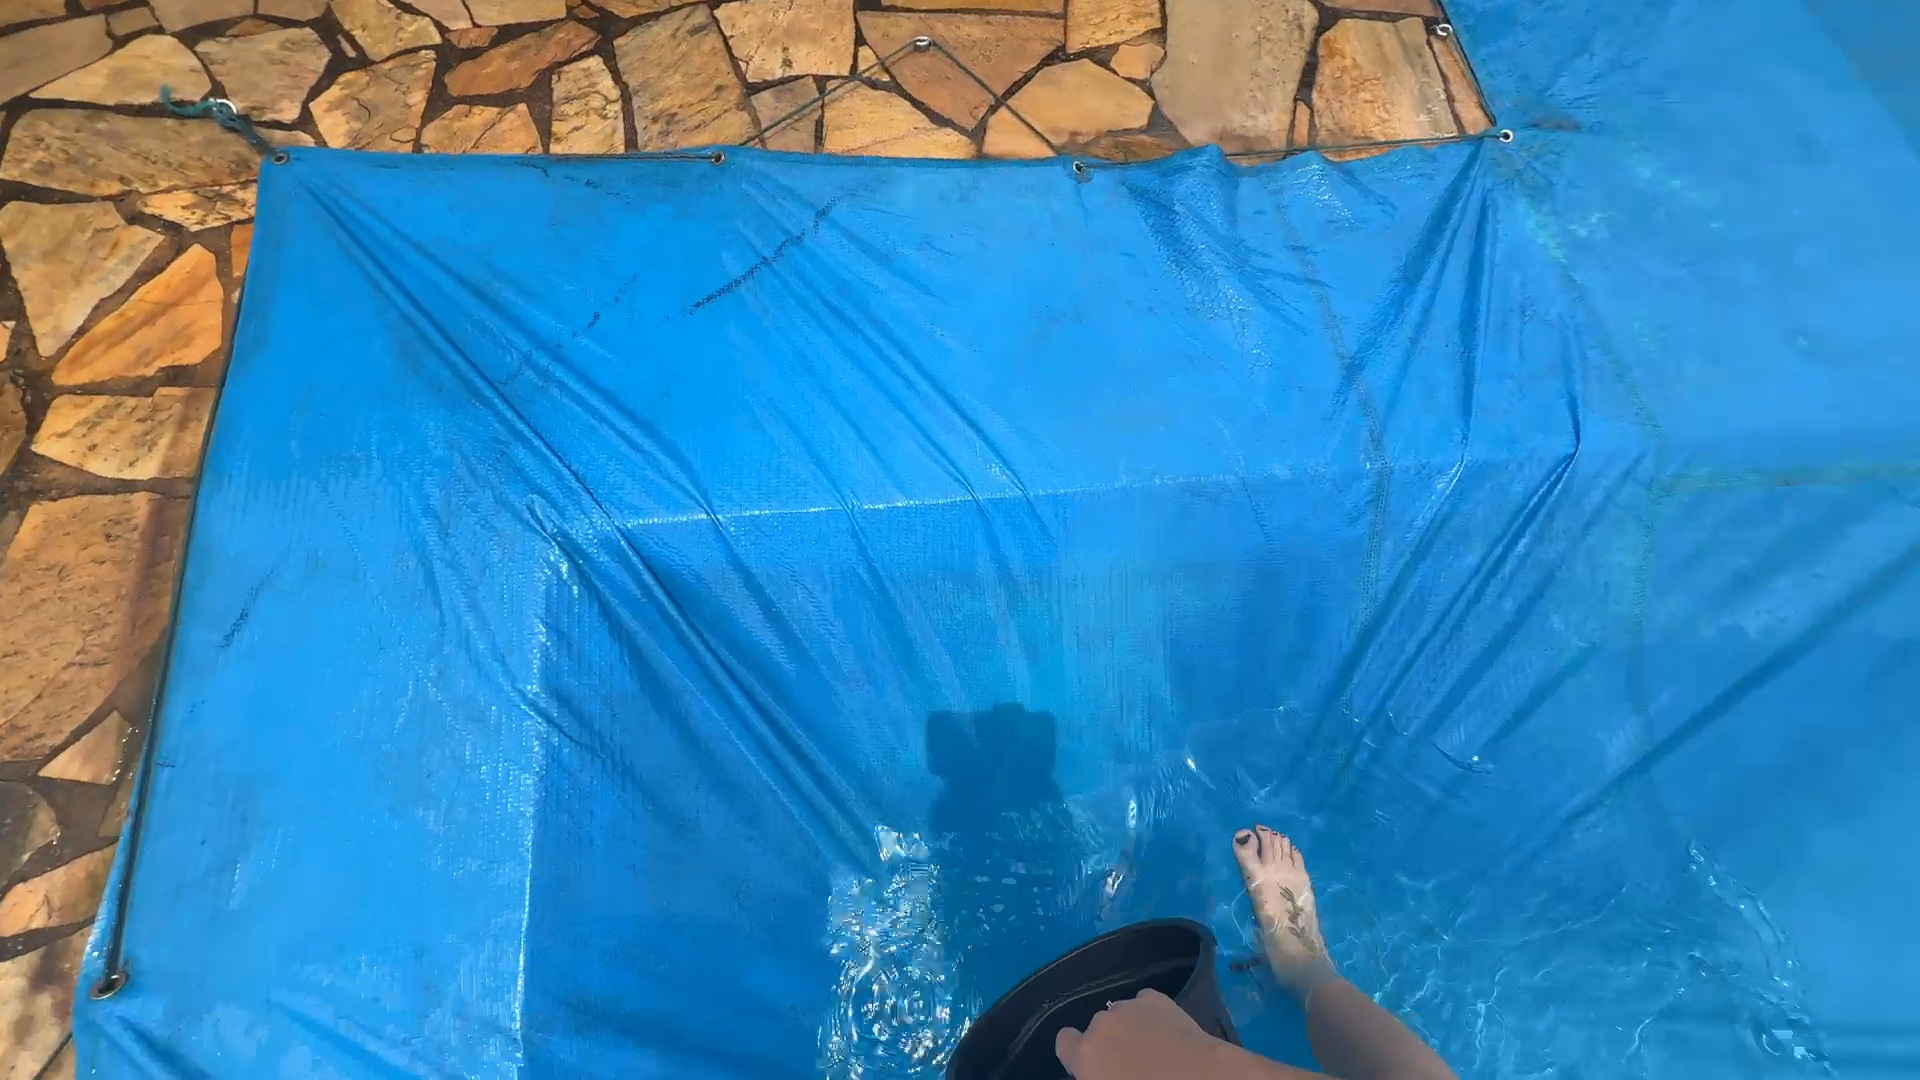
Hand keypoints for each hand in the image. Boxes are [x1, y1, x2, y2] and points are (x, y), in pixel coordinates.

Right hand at [1054, 989, 1223, 1078]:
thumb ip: (1097, 1074)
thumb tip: (1102, 1070)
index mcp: (1086, 1053)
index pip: (1064, 1042)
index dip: (1076, 1053)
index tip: (1093, 1066)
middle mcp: (1101, 1023)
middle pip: (1097, 1029)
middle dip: (1110, 1043)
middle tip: (1131, 1066)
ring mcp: (1129, 1006)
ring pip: (1121, 1015)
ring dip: (1130, 1028)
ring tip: (1153, 1049)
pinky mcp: (1156, 998)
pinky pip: (1145, 1004)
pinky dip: (1150, 1015)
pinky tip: (1166, 1032)